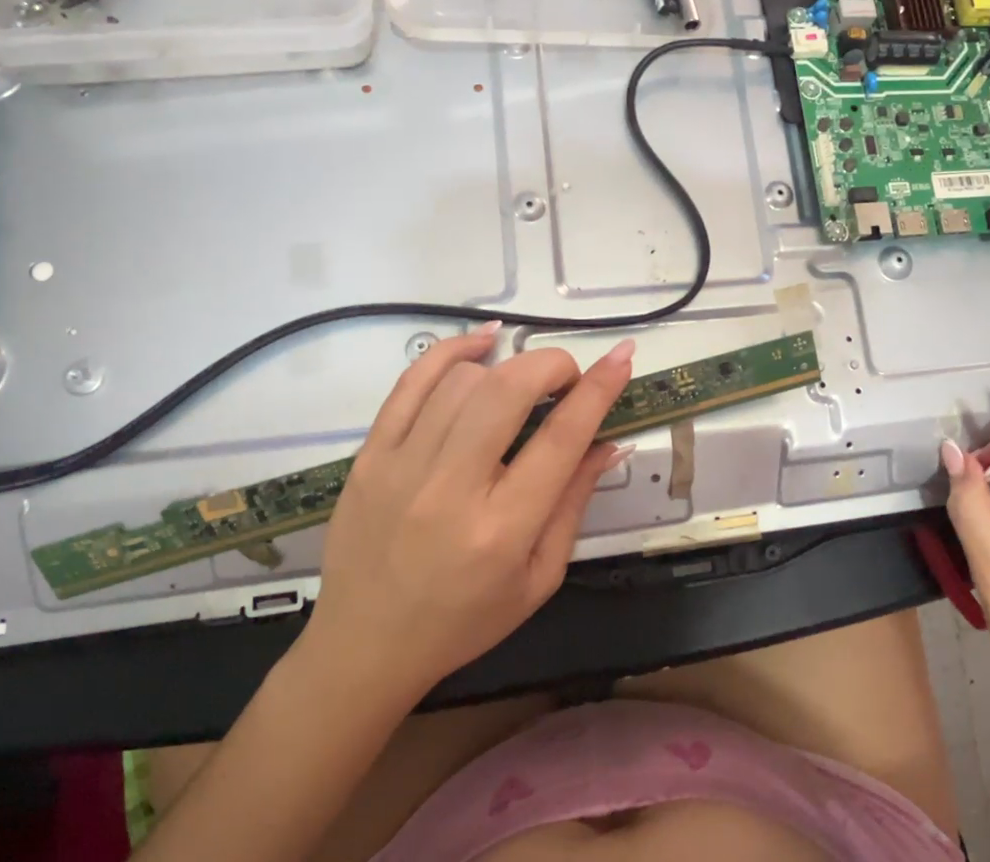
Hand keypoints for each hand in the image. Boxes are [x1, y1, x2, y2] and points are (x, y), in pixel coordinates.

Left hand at [302, 324, 635, 704]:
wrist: (366, 646)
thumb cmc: (465, 621)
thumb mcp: (538, 578)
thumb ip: (573, 503)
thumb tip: (609, 442)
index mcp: (503, 530)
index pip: (561, 438)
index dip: (599, 389)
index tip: (622, 357)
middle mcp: (451, 490)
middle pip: (508, 391)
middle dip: (552, 366)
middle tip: (567, 379)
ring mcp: (402, 468)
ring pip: (464, 380)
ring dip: (507, 370)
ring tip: (521, 388)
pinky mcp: (369, 457)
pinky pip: (411, 383)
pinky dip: (451, 351)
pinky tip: (481, 343)